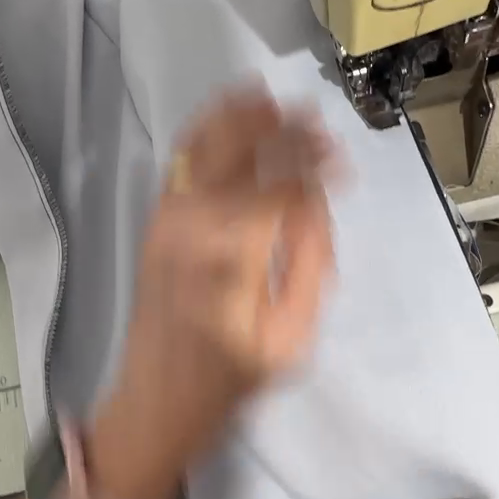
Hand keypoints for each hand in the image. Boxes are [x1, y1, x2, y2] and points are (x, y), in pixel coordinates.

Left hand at [91, 87, 336, 498]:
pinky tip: (227, 115)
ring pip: (205, 147)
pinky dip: (204, 132)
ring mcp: (167, 219)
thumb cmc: (231, 379)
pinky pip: (180, 163)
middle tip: (317, 120)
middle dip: (284, 128)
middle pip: (242, 152)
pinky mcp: (155, 223)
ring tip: (273, 98)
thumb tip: (316, 199)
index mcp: (235, 255)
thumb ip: (311, 261)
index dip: (317, 165)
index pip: (283, 185)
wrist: (156, 399)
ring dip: (240, 117)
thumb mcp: (292, 336)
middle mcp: (195, 224)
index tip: (343, 165)